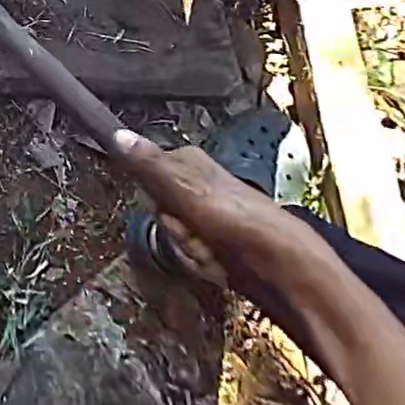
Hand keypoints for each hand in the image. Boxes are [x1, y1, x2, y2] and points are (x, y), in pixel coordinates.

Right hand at [108, 128, 316, 282]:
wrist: (287, 269)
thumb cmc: (237, 221)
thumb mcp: (185, 189)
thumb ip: (149, 164)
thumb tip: (117, 134)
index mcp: (190, 161)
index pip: (145, 173)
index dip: (152, 198)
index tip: (167, 211)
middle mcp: (198, 184)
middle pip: (158, 209)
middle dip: (174, 230)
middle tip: (194, 236)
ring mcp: (210, 215)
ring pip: (175, 234)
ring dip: (189, 250)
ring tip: (212, 254)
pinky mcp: (220, 242)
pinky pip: (193, 252)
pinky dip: (204, 264)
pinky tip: (220, 266)